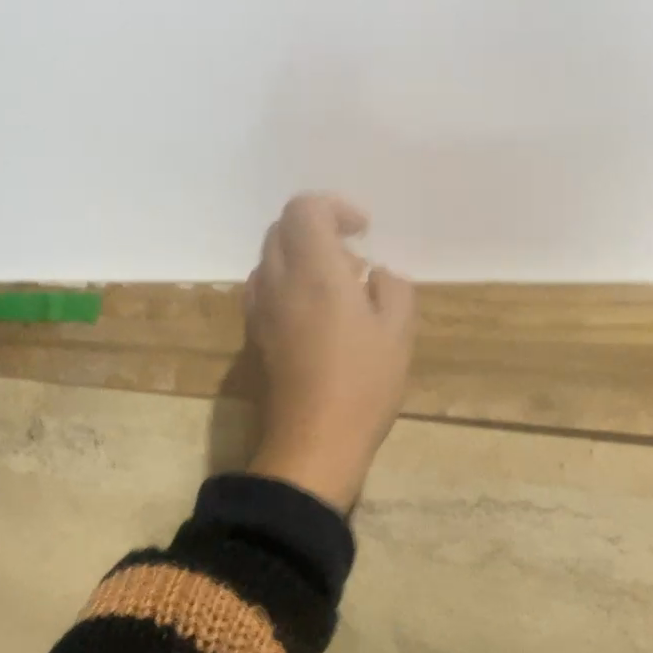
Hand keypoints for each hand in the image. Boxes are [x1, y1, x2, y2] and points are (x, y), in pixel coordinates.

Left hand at [243, 193, 416, 513]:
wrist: (312, 444)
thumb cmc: (363, 386)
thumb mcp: (399, 332)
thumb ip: (392, 288)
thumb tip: (374, 277)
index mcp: (313, 271)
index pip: (305, 209)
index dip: (335, 208)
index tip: (363, 232)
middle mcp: (277, 283)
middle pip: (282, 231)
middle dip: (317, 233)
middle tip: (352, 263)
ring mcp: (259, 314)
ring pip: (270, 263)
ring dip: (301, 263)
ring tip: (338, 295)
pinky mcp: (254, 342)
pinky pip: (266, 295)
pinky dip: (289, 290)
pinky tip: (318, 324)